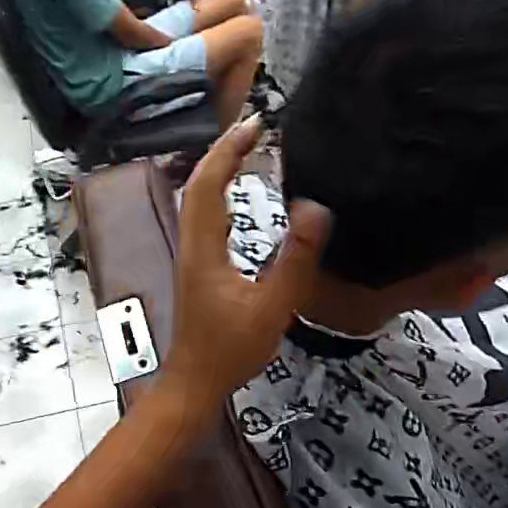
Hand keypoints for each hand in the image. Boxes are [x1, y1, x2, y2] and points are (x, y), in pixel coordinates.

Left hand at [163, 117, 329, 409]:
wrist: (195, 381)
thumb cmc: (230, 350)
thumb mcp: (272, 309)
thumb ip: (296, 262)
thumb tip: (317, 209)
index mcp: (204, 249)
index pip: (208, 185)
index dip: (229, 150)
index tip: (257, 125)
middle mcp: (191, 246)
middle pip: (196, 186)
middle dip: (223, 151)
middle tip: (255, 129)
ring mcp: (190, 257)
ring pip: (195, 201)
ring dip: (217, 171)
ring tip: (247, 151)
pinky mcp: (196, 269)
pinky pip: (202, 218)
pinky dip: (218, 195)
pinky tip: (236, 198)